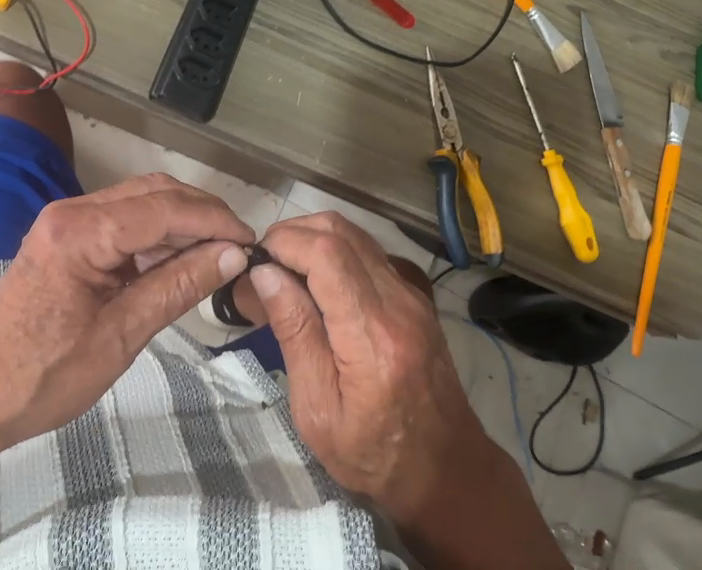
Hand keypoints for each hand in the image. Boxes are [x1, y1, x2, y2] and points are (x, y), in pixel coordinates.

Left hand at [0, 173, 253, 445]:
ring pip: (140, 201)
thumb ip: (177, 287)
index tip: (252, 243)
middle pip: (154, 192)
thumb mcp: (121, 335)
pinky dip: (158, 235)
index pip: (164, 208)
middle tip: (239, 249)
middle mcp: (72, 212)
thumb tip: (232, 255)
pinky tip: (180, 261)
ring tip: (219, 256)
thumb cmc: (44, 375)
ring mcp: (67, 220)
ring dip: (182, 222)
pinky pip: (123, 220)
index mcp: (81, 232)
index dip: (214, 220)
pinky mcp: (67, 236)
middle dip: (202, 214)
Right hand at [252, 213, 510, 526]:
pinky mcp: (414, 297)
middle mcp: (399, 303)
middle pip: (340, 232)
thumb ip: (295, 335)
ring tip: (282, 274)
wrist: (447, 470)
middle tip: (263, 267)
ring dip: (312, 240)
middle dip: (293, 235)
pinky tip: (313, 285)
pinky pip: (367, 254)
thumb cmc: (374, 456)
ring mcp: (412, 296)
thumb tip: (265, 274)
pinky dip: (333, 253)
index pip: (327, 255)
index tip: (254, 263)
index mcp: (373, 337)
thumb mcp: (318, 411)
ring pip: (355, 235)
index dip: (285, 243)